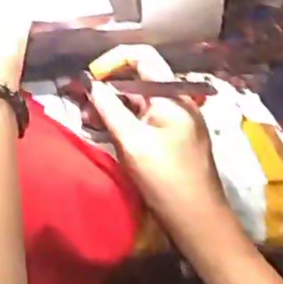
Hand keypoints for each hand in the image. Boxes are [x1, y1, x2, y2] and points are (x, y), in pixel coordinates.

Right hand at [84, 45, 226, 225]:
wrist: (200, 227)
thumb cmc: (167, 180)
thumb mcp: (131, 140)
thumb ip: (107, 106)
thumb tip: (88, 82)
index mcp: (172, 97)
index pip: (141, 57)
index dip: (112, 60)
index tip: (92, 77)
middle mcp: (175, 103)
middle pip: (135, 78)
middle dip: (105, 86)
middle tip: (82, 102)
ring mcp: (173, 121)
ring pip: (134, 99)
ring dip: (108, 105)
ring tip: (87, 119)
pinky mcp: (169, 138)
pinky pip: (139, 117)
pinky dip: (119, 119)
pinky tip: (101, 130)